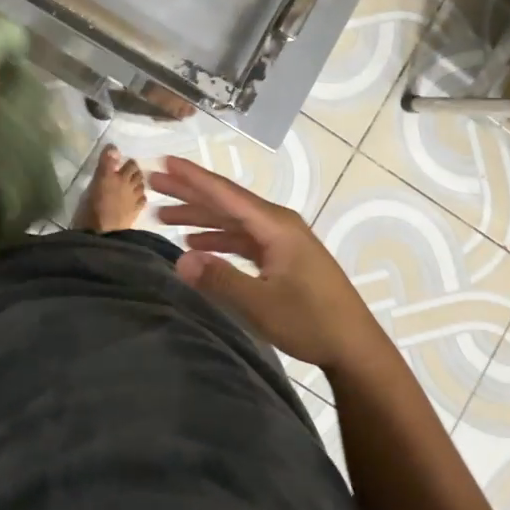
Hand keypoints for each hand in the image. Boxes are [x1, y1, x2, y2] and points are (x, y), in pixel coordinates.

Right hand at [152, 156, 381, 371]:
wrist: (356, 349)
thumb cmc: (311, 323)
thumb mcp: (260, 304)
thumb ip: (219, 279)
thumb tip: (179, 259)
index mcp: (275, 226)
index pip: (226, 194)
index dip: (193, 178)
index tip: (164, 161)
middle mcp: (278, 225)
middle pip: (226, 203)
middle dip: (189, 193)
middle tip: (154, 182)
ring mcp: (282, 242)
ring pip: (232, 221)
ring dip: (199, 217)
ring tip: (164, 215)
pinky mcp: (284, 259)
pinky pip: (242, 238)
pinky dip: (218, 238)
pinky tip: (197, 243)